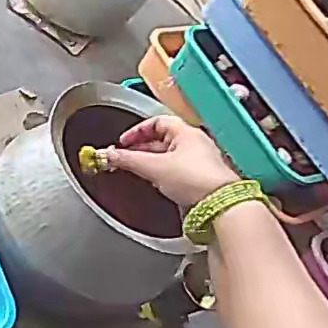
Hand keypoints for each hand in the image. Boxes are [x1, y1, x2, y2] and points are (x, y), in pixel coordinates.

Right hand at [102, 116, 240, 208]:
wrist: (218, 204)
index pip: (156, 122)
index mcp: (186, 133)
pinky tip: (153, 181)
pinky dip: (160, 172)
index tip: (122, 142)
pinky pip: (174, 169)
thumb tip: (109, 155)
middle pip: (160, 139)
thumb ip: (128, 160)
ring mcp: (197, 161)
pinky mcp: (198, 178)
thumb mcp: (153, 167)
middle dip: (139, 148)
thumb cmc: (195, 180)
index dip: (137, 131)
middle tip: (123, 157)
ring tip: (134, 169)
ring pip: (167, 155)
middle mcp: (194, 143)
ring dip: (149, 161)